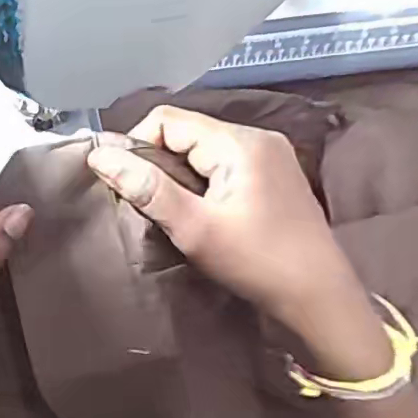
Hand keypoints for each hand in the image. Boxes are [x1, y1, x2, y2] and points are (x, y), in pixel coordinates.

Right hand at [85, 106, 363, 327]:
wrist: (319, 297)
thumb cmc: (256, 261)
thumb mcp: (194, 227)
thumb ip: (146, 188)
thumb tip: (98, 155)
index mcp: (239, 141)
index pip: (167, 120)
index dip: (136, 146)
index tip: (127, 187)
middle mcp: (256, 138)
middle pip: (184, 133)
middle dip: (155, 164)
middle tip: (148, 206)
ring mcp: (267, 157)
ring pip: (199, 151)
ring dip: (175, 177)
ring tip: (172, 214)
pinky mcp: (270, 177)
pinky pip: (218, 166)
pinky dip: (197, 185)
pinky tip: (198, 215)